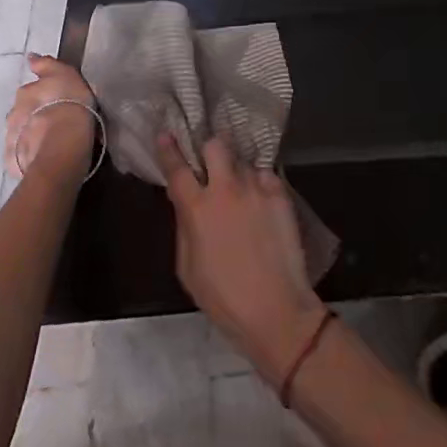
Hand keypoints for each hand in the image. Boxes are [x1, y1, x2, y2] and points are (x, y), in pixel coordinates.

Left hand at [4, 53, 95, 181]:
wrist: (63, 143)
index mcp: (24, 94)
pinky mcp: (14, 163)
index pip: (29, 92)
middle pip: (21, 114)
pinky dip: (28, 157)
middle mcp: (13, 114)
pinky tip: (41, 159)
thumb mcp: (64, 74)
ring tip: (49, 144)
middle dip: (32, 117)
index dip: (40, 97)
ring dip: (30, 137)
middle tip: (52, 124)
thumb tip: (30, 56)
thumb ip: (46, 65)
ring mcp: (11, 140)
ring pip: (19, 135)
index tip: (51, 102)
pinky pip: (20, 158)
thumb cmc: (69, 104)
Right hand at [154, 134, 325, 381]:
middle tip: (211, 165)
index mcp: (196, 208)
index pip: (177, 168)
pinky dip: (260, 183)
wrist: (276, 311)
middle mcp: (225, 190)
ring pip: (242, 160)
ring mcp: (256, 190)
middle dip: (210, 150)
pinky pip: (266, 175)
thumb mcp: (186, 267)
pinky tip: (260, 200)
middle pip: (215, 146)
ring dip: (236, 170)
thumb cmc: (223, 297)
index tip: (166, 134)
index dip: (169, 149)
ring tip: (240, 188)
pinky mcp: (281, 197)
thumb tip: (186, 207)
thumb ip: (184, 228)